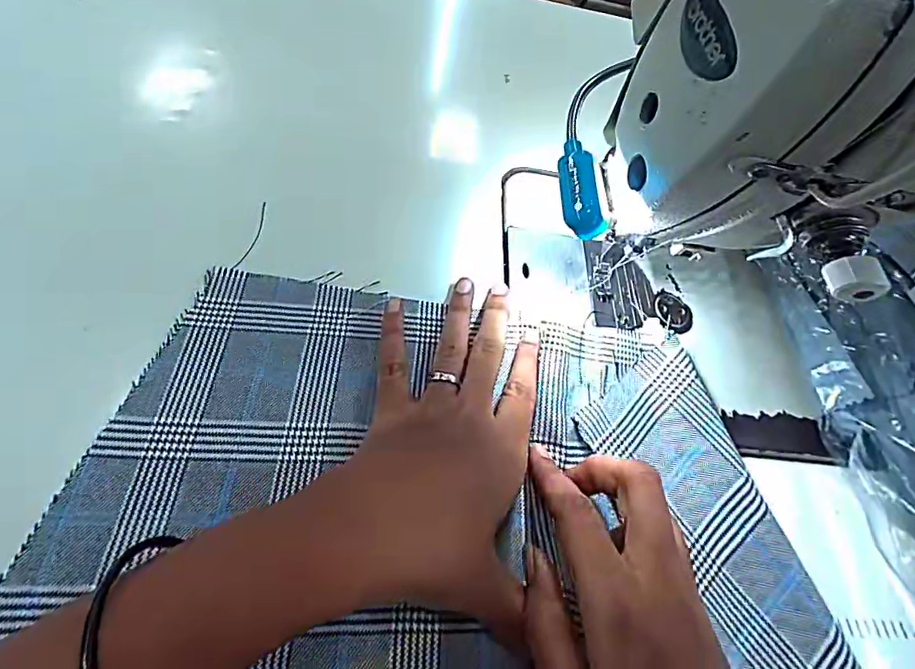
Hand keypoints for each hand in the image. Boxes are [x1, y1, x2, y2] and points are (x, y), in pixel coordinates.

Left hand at [302, 279, 538, 644]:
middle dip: (498, 321)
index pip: (523, 397)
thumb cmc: (432, 555)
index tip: (535, 332)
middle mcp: (468, 420)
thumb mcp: (484, 589)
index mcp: (500, 453)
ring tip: (462, 282)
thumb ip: (519, 611)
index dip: (530, 363)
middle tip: (503, 290)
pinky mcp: (391, 410)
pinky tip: (392, 307)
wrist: (368, 532)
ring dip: (456, 315)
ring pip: (448, 351)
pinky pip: (393, 365)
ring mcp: (428, 409)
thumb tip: (546, 650)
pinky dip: (392, 334)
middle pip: (489, 359)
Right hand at [524, 446, 725, 668]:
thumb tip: (536, 556)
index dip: (551, 477)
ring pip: (660, 505)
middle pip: (642, 483)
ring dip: (622, 491)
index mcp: (618, 597)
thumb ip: (545, 617)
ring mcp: (686, 586)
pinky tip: (613, 551)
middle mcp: (659, 577)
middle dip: (602, 465)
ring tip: (586, 512)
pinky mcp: (699, 600)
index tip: (532, 458)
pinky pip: (667, 535)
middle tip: (569, 482)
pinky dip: (638, 520)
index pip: (580, 511)